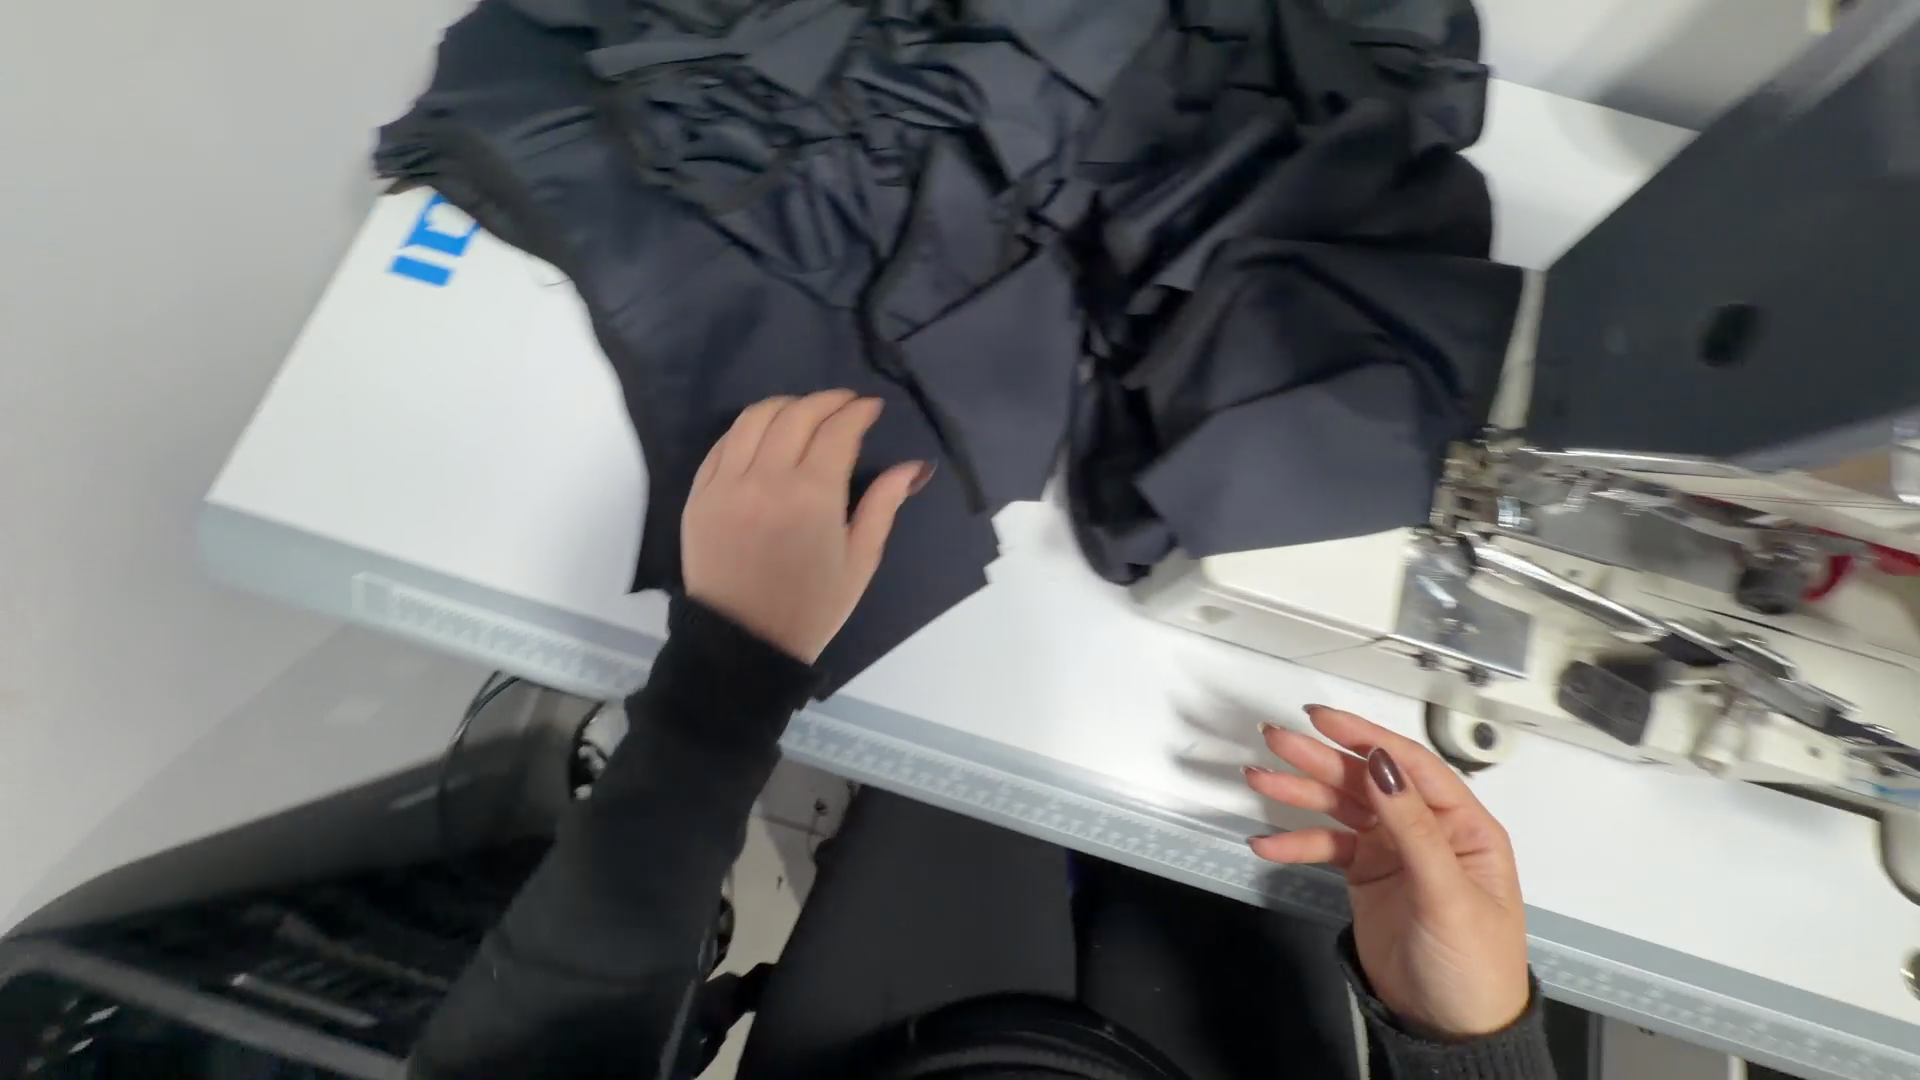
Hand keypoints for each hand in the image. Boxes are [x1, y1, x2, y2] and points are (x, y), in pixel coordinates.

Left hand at [682, 390, 933, 663]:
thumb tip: (913, 467)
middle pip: (797, 415)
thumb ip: (883, 506)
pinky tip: (766, 435)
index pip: (837, 431)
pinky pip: (724, 443)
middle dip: (826, 401)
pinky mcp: (699, 494)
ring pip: (754, 418)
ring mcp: (727, 484)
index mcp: (813, 496)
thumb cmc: (812, 607)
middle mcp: (766, 479)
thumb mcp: (860, 561)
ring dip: (786, 406)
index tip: (871, 407)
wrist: (744, 643)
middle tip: (845, 405)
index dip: (857, 412)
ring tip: (805, 413)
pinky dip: (749, 428)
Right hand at [1245, 706, 1529, 1038]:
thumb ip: (1412, 827)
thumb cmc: (1472, 965)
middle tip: (1275, 739)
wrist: (1449, 1031)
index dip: (1364, 736)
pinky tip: (1266, 845)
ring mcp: (1389, 847)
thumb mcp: (1447, 895)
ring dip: (1298, 792)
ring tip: (1258, 779)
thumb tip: (1382, 763)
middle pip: (1364, 779)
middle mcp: (1423, 827)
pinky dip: (1295, 844)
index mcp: (1461, 825)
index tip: (1322, 719)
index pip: (1409, 765)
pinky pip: (1324, 845)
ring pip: (1338, 806)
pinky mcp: (1363, 870)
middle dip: (1318, 759)